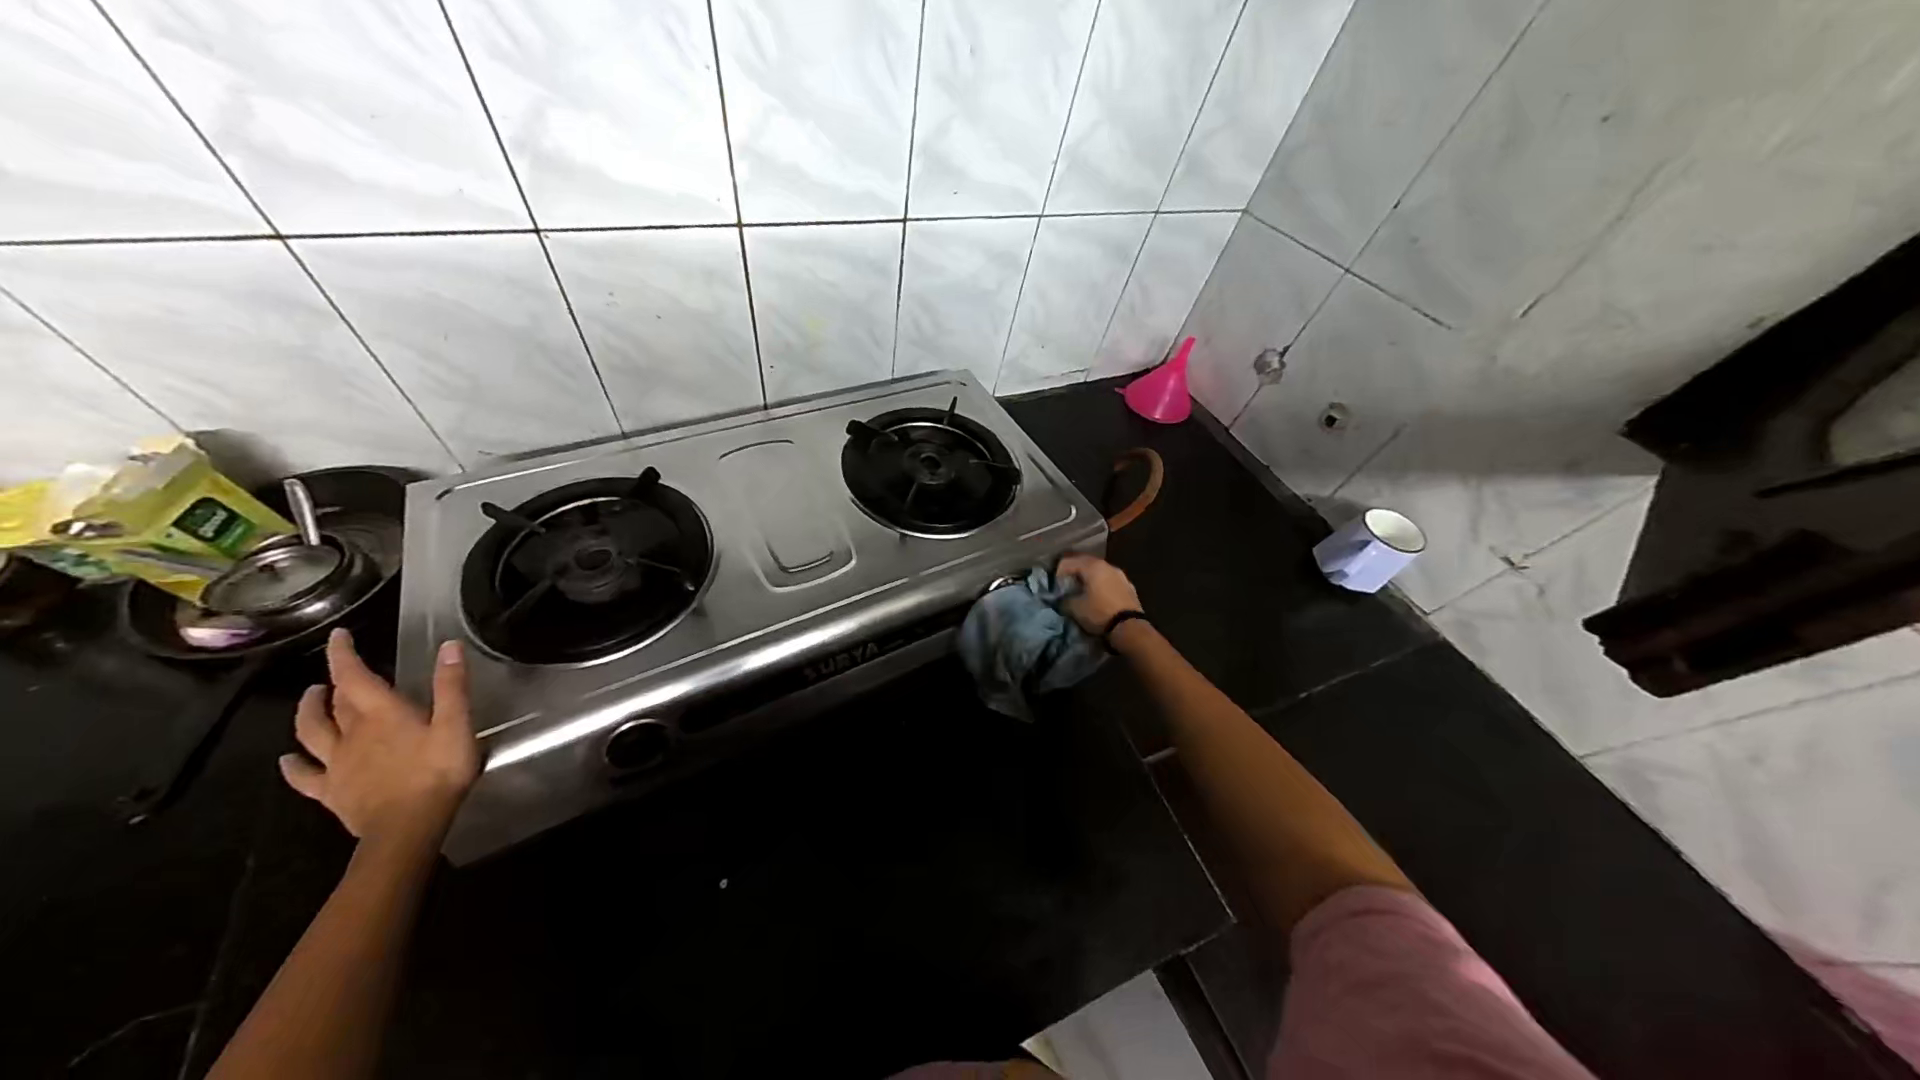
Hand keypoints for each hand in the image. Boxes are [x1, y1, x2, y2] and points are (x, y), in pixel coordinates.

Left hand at [281, 629, 479, 846]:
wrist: (408, 826)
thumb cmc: (437, 771)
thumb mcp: (456, 724)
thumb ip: (451, 686)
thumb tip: (448, 645)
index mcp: (381, 714)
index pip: (354, 676)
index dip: (343, 654)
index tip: (339, 636)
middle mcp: (352, 734)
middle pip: (335, 703)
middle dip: (335, 682)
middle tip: (337, 672)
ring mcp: (336, 764)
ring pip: (311, 733)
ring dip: (308, 713)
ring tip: (310, 699)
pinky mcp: (331, 791)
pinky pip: (304, 776)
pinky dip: (293, 766)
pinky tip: (286, 760)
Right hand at [1057, 553, 1142, 635]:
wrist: (1129, 627)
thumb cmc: (1099, 613)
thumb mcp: (1075, 608)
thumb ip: (1063, 599)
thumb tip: (1060, 598)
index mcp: (1092, 566)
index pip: (1068, 562)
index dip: (1057, 572)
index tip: (1054, 585)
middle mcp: (1107, 565)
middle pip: (1084, 562)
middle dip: (1073, 572)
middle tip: (1065, 584)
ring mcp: (1120, 575)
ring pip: (1099, 571)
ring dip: (1088, 577)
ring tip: (1081, 589)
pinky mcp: (1128, 586)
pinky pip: (1109, 580)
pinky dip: (1101, 584)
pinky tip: (1098, 595)